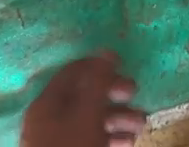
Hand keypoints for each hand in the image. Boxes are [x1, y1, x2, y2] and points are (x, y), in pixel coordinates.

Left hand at [20, 52, 145, 146]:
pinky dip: (111, 137)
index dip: (99, 64)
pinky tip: (129, 142)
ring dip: (119, 117)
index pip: (74, 71)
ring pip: (92, 119)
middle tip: (134, 92)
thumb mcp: (88, 114)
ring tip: (140, 124)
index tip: (124, 63)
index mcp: (47, 104)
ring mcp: (59, 141)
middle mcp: (50, 119)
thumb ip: (98, 81)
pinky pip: (91, 138)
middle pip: (86, 95)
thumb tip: (107, 50)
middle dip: (115, 93)